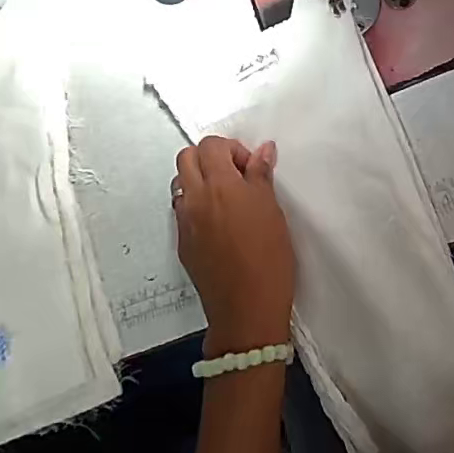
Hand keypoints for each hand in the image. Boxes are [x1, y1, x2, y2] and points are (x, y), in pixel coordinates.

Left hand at [174, 137, 294, 356]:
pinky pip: (183, 210)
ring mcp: (184, 221)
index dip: (232, 149)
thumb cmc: (267, 259)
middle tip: (236, 176)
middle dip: (210, 158)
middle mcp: (195, 199)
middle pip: (187, 157)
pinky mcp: (182, 242)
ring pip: (180, 182)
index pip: (211, 145)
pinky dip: (197, 205)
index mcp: (219, 186)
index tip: (250, 167)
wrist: (246, 306)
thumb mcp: (273, 211)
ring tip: (227, 199)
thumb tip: (262, 151)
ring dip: (200, 180)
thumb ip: (261, 175)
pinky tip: (220, 223)